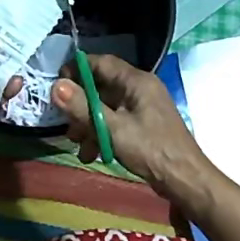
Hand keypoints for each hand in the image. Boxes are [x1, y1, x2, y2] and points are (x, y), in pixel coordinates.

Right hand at [51, 55, 214, 206]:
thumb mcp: (112, 128)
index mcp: (137, 81)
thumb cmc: (150, 149)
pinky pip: (116, 121)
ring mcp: (144, 107)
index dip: (78, 69)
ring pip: (107, 107)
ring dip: (90, 125)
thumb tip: (56, 85)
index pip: (103, 62)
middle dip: (81, 106)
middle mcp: (141, 88)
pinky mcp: (144, 125)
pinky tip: (93, 154)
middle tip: (65, 124)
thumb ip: (83, 107)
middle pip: (103, 87)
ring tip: (78, 145)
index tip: (56, 84)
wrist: (183, 177)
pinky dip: (103, 134)